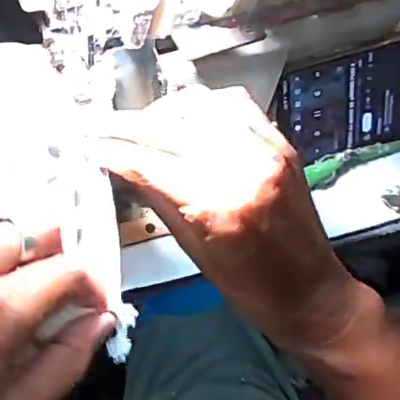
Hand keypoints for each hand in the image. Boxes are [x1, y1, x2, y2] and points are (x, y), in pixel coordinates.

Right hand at [88, 85, 377, 353]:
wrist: (313, 294)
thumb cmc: (251, 288)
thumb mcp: (191, 249)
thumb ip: (156, 198)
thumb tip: (121, 167)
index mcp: (216, 205)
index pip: (147, 161)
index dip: (110, 150)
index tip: (87, 144)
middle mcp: (242, 168)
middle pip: (167, 129)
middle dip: (124, 125)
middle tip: (97, 125)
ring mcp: (265, 150)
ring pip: (198, 107)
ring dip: (160, 112)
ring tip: (138, 123)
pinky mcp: (280, 143)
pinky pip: (233, 104)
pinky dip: (201, 105)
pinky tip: (183, 115)